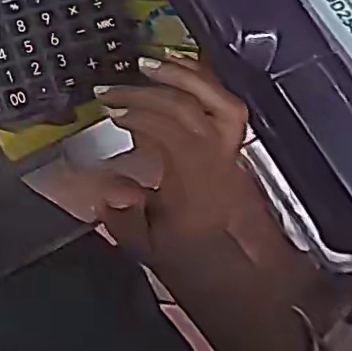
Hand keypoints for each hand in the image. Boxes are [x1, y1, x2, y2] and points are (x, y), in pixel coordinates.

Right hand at [95, 54, 307, 282]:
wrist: (243, 285)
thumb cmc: (194, 266)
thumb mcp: (149, 251)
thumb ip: (124, 218)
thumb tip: (108, 187)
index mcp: (198, 189)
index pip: (175, 133)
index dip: (140, 114)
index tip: (110, 109)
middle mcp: (220, 166)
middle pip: (191, 111)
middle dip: (147, 93)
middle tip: (113, 89)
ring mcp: (231, 156)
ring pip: (219, 102)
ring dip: (182, 77)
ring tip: (147, 65)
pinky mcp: (232, 151)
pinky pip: (226, 107)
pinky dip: (203, 84)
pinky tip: (179, 72)